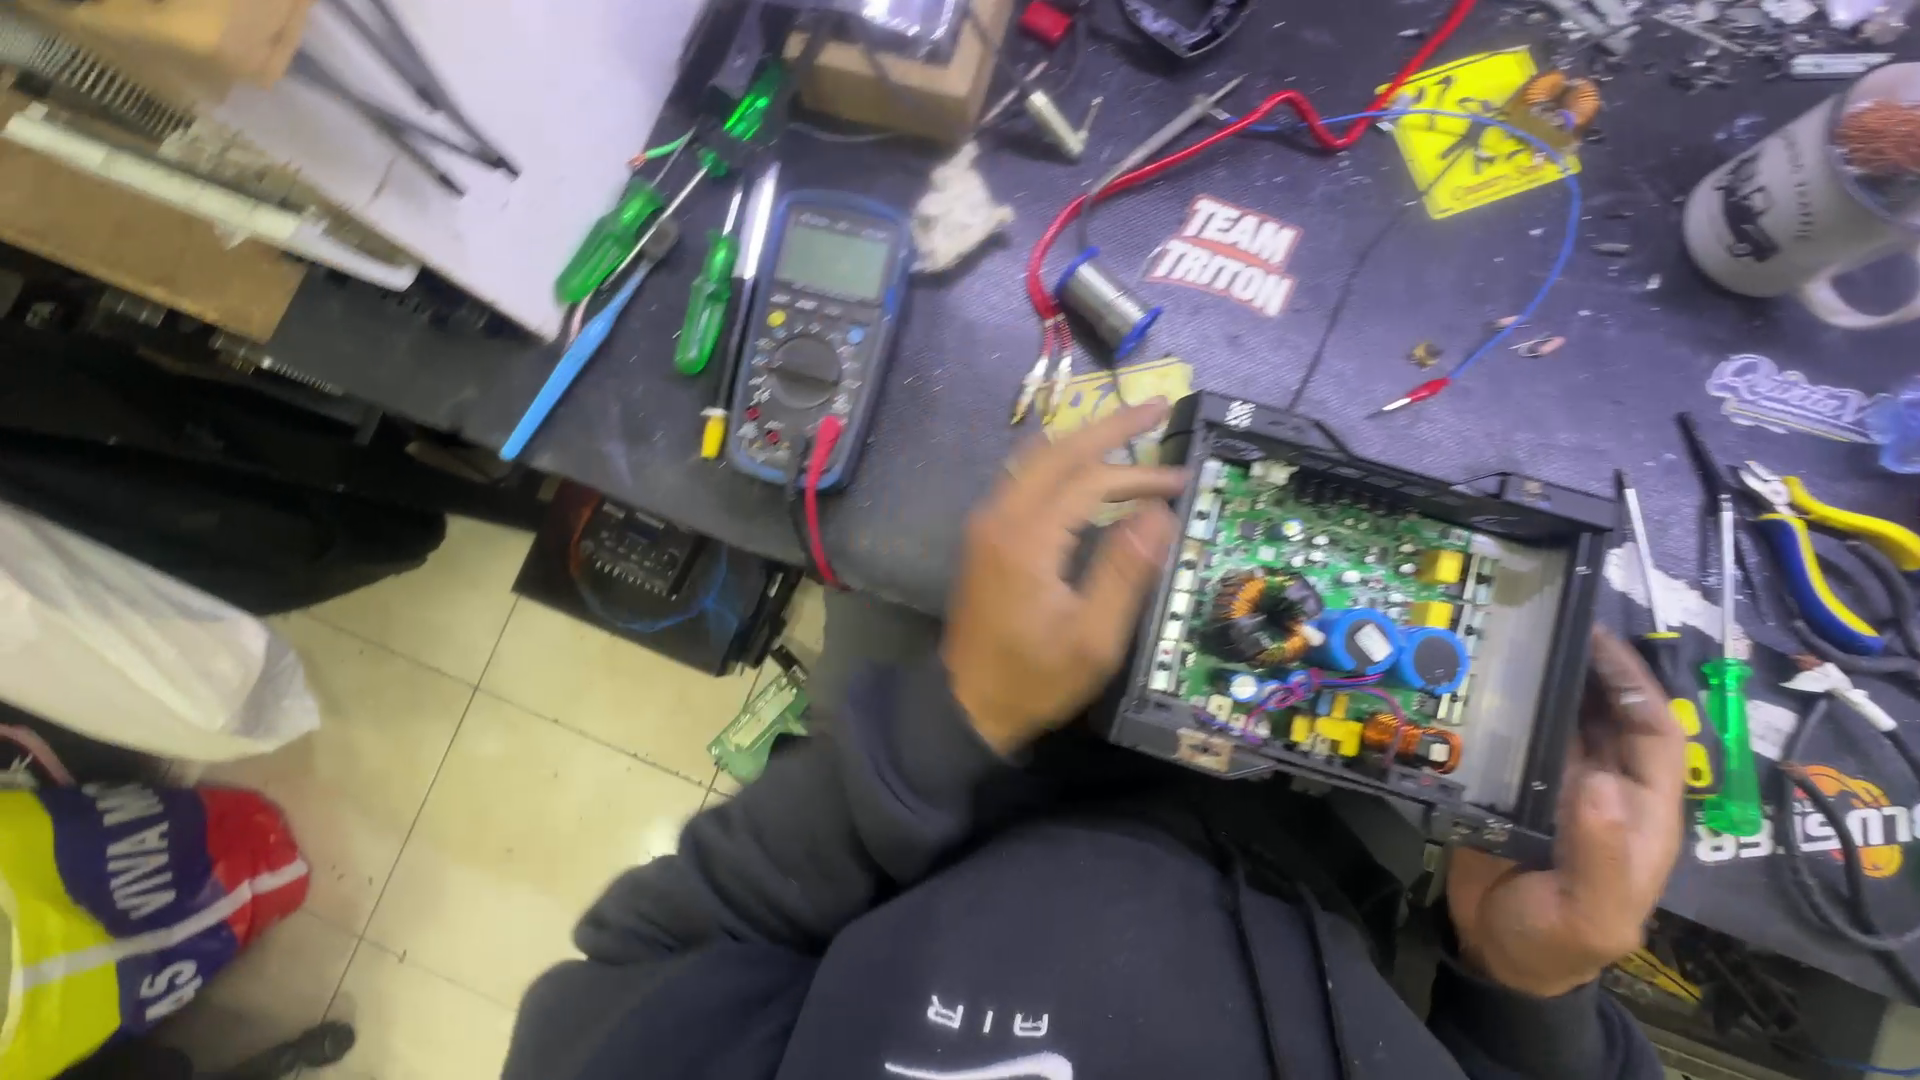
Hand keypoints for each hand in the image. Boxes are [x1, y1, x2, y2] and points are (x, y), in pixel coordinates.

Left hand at [943, 403, 1186, 756]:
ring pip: (1035, 460)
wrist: (965, 704)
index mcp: (1027, 540)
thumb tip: (1159, 513)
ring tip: (1126, 431)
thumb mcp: (1092, 638)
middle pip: (1057, 451)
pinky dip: (1059, 464)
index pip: (1090, 481)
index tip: (1181, 481)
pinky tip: (1084, 470)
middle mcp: (1000, 517)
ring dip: (1081, 441)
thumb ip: (1125, 571)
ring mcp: (986, 524)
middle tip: (1156, 409)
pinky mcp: (984, 536)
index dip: (1139, 475)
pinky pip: (1023, 480)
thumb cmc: (1033, 679)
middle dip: (1108, 426)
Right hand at [1447, 625, 1685, 997]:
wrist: (1497, 953)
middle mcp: (1598, 786)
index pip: (1652, 735)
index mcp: (1638, 811)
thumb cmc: (1557, 939)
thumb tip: (1600, 782)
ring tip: (1503, 641)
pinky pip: (1505, 738)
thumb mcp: (1588, 913)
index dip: (1633, 686)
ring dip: (1537, 683)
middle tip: (1541, 622)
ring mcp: (1549, 784)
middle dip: (1582, 668)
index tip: (1597, 640)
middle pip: (1600, 715)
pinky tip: (1466, 686)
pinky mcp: (1503, 786)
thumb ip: (1600, 856)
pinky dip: (1494, 709)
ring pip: (1552, 720)